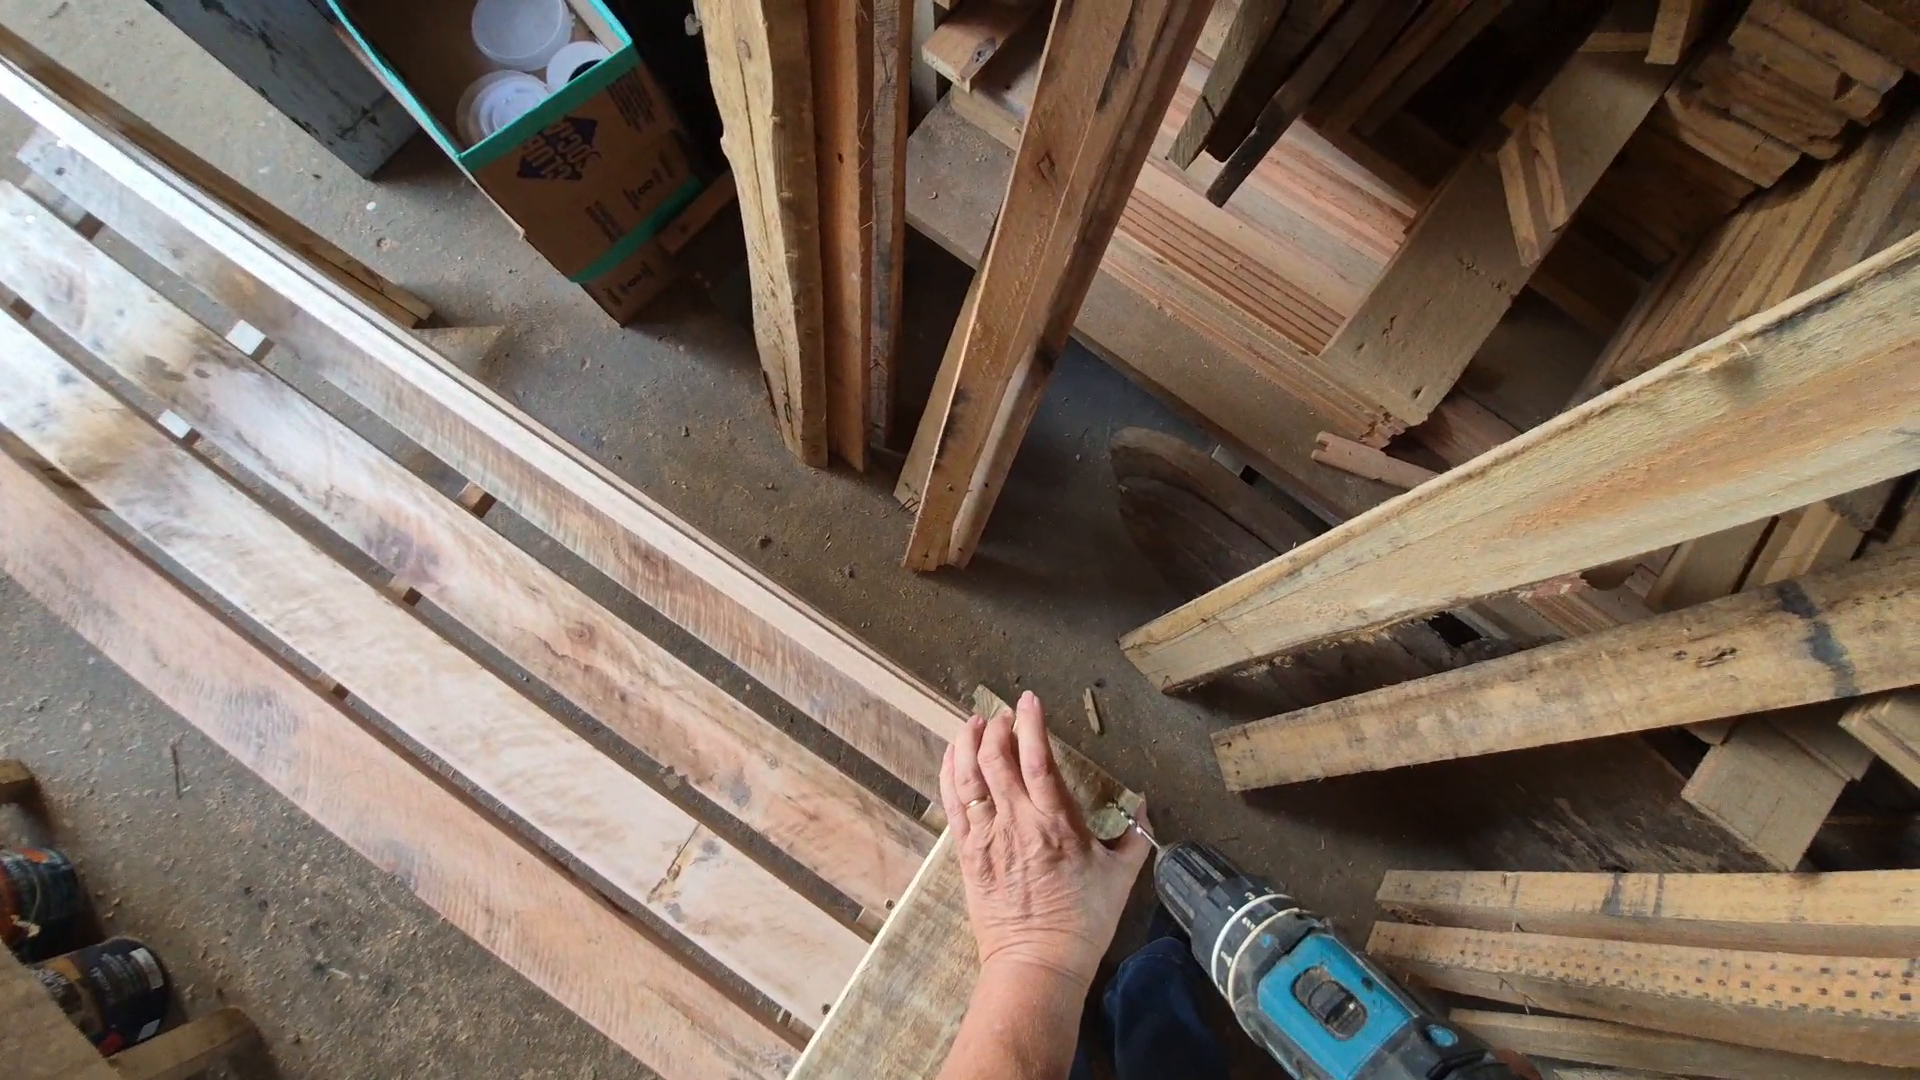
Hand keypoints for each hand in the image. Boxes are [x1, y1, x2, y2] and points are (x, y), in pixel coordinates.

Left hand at [940, 691, 1152, 987]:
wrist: (1036, 967)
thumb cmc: (1081, 924)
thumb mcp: (1119, 879)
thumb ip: (1133, 837)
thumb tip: (1145, 806)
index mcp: (1055, 825)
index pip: (1038, 760)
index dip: (1031, 724)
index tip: (1030, 700)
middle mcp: (1016, 823)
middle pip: (996, 759)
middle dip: (997, 726)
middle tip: (1005, 713)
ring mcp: (987, 837)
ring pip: (968, 776)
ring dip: (968, 742)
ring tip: (975, 722)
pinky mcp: (966, 852)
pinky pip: (953, 803)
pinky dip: (949, 772)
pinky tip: (953, 755)